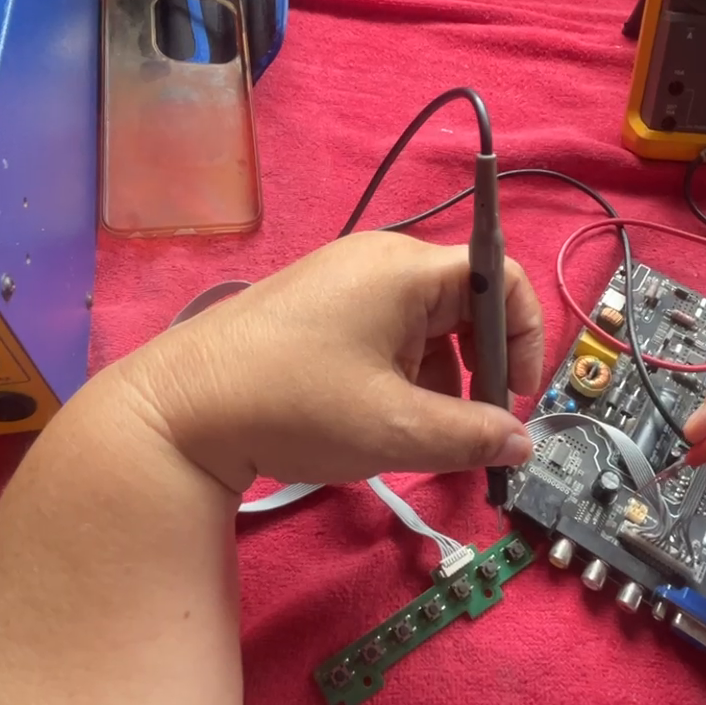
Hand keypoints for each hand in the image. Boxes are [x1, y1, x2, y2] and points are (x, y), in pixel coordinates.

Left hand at [106, 232, 543, 492]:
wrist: (180, 409)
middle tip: (476, 423)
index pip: (501, 276)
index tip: (518, 399)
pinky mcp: (319, 304)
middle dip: (481, 363)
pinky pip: (386, 327)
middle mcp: (379, 260)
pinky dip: (402, 368)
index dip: (525, 336)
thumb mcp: (395, 429)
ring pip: (424, 320)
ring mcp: (344, 279)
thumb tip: (522, 444)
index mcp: (406, 269)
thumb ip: (472, 436)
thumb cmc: (297, 406)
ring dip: (440, 373)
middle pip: (463, 299)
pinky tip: (380, 412)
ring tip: (418, 427)